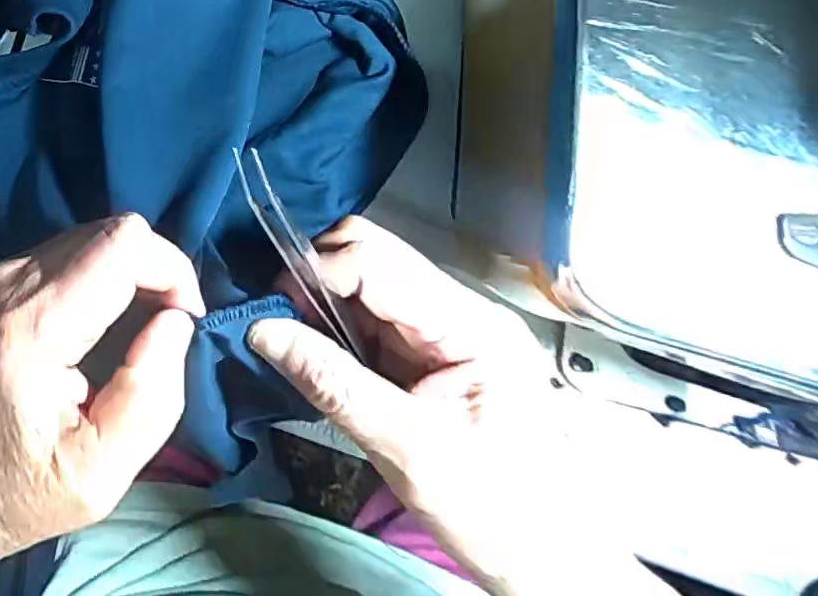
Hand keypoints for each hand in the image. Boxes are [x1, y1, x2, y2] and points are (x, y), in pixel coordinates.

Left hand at [0, 215, 204, 590]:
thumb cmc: (15, 488)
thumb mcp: (98, 476)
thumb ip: (149, 396)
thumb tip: (176, 320)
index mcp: (34, 328)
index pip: (122, 245)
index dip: (170, 272)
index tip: (182, 322)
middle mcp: (18, 282)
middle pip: (117, 232)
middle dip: (158, 272)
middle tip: (167, 328)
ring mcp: (11, 271)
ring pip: (103, 234)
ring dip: (137, 272)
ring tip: (141, 328)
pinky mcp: (13, 273)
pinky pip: (84, 246)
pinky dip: (113, 272)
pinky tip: (113, 317)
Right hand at [250, 216, 667, 595]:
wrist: (555, 570)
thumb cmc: (498, 515)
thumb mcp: (406, 451)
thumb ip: (331, 382)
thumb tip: (261, 330)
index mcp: (470, 325)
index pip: (375, 261)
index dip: (316, 272)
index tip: (276, 310)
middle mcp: (460, 309)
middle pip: (371, 253)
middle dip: (315, 276)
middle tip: (282, 319)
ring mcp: (446, 324)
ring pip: (364, 278)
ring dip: (321, 300)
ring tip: (297, 340)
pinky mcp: (431, 344)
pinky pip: (370, 311)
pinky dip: (335, 322)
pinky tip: (321, 351)